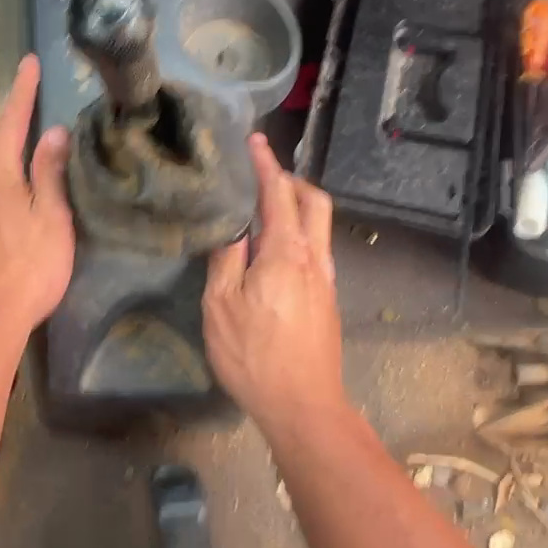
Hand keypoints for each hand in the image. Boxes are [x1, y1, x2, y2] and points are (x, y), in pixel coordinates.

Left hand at [0, 55, 75, 342]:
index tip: (28, 62)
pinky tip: (8, 202)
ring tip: (22, 163)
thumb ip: (50, 173)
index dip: (22, 91)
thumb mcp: (52, 218)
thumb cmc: (29, 268)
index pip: (11, 121)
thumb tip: (52, 133)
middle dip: (5, 127)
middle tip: (31, 126)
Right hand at [202, 134, 346, 439]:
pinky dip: (299, 231)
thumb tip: (231, 225)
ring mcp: (326, 280)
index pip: (278, 193)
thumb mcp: (221, 305)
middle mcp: (314, 259)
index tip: (255, 140)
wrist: (304, 407)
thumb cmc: (254, 356)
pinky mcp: (327, 299)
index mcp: (286, 252)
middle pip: (314, 202)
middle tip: (263, 175)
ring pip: (319, 226)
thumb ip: (227, 258)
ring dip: (297, 205)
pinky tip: (274, 249)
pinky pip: (316, 248)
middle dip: (291, 180)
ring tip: (265, 208)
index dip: (266, 163)